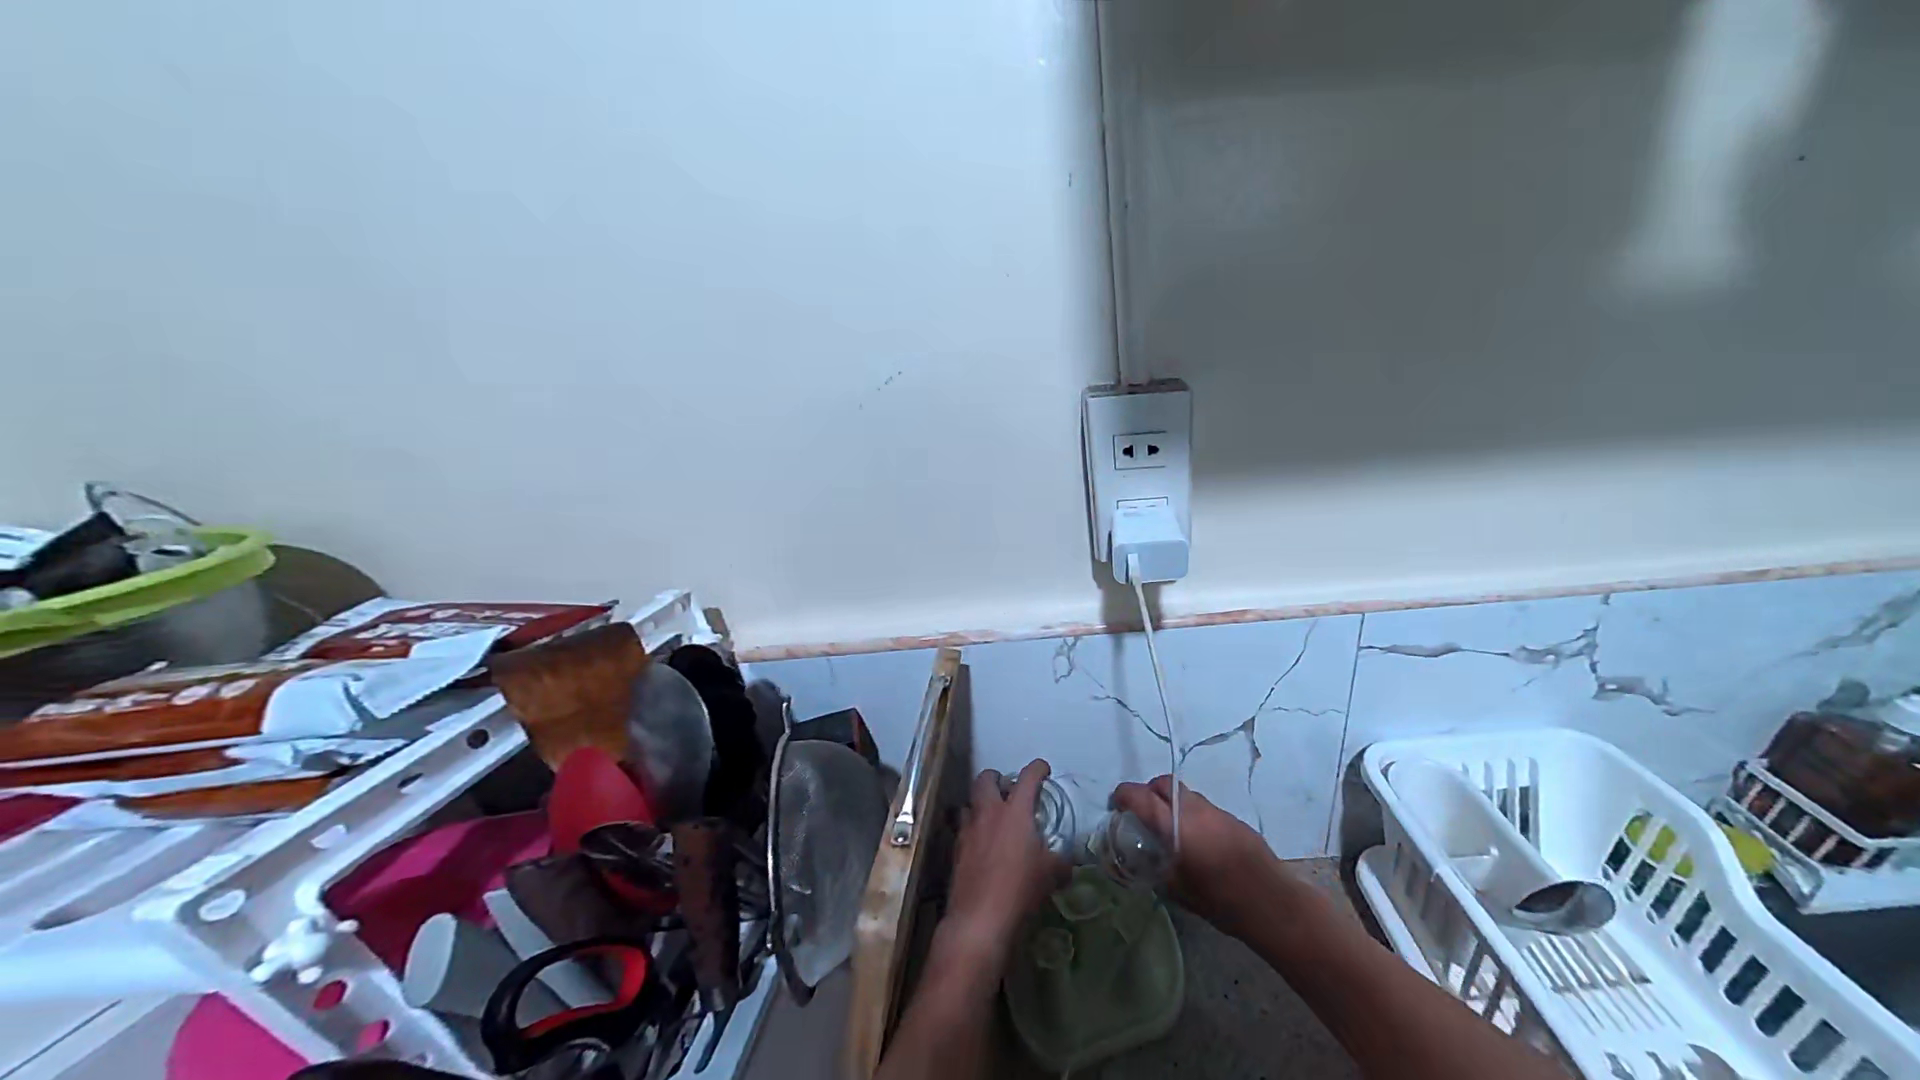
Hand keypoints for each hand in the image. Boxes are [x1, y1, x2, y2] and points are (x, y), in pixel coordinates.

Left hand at [940, 759, 1069, 964]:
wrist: (979, 918)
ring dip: (981, 803)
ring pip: (970, 801)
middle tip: (1010, 789)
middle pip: (986, 778)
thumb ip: (1061, 862)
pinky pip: (963, 827)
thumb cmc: (1020, 890)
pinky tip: (982, 843)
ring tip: (993, 816)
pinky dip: (973, 827)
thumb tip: (1068, 862)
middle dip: (998, 778)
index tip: (1043, 769)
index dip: (1037, 769)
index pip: (1027, 778)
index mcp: (1015, 812)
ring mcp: (968, 829)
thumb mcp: (1051, 875)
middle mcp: (988, 813)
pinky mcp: (956, 848)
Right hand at [1112, 774, 1278, 937]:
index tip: (1116, 805)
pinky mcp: (1234, 820)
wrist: (1274, 904)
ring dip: (1171, 803)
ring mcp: (1217, 812)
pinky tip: (1197, 841)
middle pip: (1163, 783)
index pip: (1140, 796)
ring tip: (1170, 830)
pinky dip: (1192, 815)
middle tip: (1141, 814)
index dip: (1123, 795)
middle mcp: (1195, 810)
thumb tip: (1137, 861)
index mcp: (1176, 826)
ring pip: (1185, 794)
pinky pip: (1204, 807)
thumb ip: (1155, 869)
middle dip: (1147, 792)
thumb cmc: (1222, 901)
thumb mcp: (1178, 891)